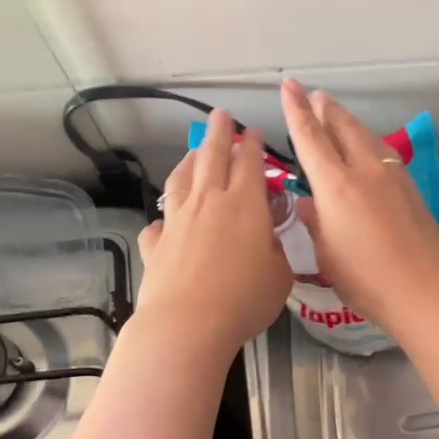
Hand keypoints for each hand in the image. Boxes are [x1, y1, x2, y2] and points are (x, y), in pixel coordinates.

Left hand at [136, 109, 291, 359]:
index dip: (254, 146)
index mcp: (245, 205)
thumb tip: (268, 237)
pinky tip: (165, 221)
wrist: (189, 323)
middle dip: (219, 134)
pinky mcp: (157, 244)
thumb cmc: (245, 298)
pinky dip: (165, 217)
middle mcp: (209, 202)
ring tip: (195, 151)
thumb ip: (277, 250)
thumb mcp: (280, 275)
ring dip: (191, 160)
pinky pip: (160, 223)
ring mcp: (178, 221)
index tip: (255, 133)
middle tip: (221, 116)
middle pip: (212, 157)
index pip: (251, 164)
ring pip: (183, 179)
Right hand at [279, 79, 438, 332]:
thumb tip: (306, 202)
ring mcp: (394, 178)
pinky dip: (371, 142)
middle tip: (314, 95)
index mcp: (336, 185)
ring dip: (350, 122)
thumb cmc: (368, 281)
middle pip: (344, 127)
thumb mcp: (328, 256)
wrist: (425, 293)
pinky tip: (370, 148)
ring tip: (337, 114)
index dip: (297, 110)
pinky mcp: (413, 190)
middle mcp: (366, 171)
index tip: (290, 86)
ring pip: (368, 137)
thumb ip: (315, 223)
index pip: (311, 136)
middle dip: (326, 109)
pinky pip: (386, 154)